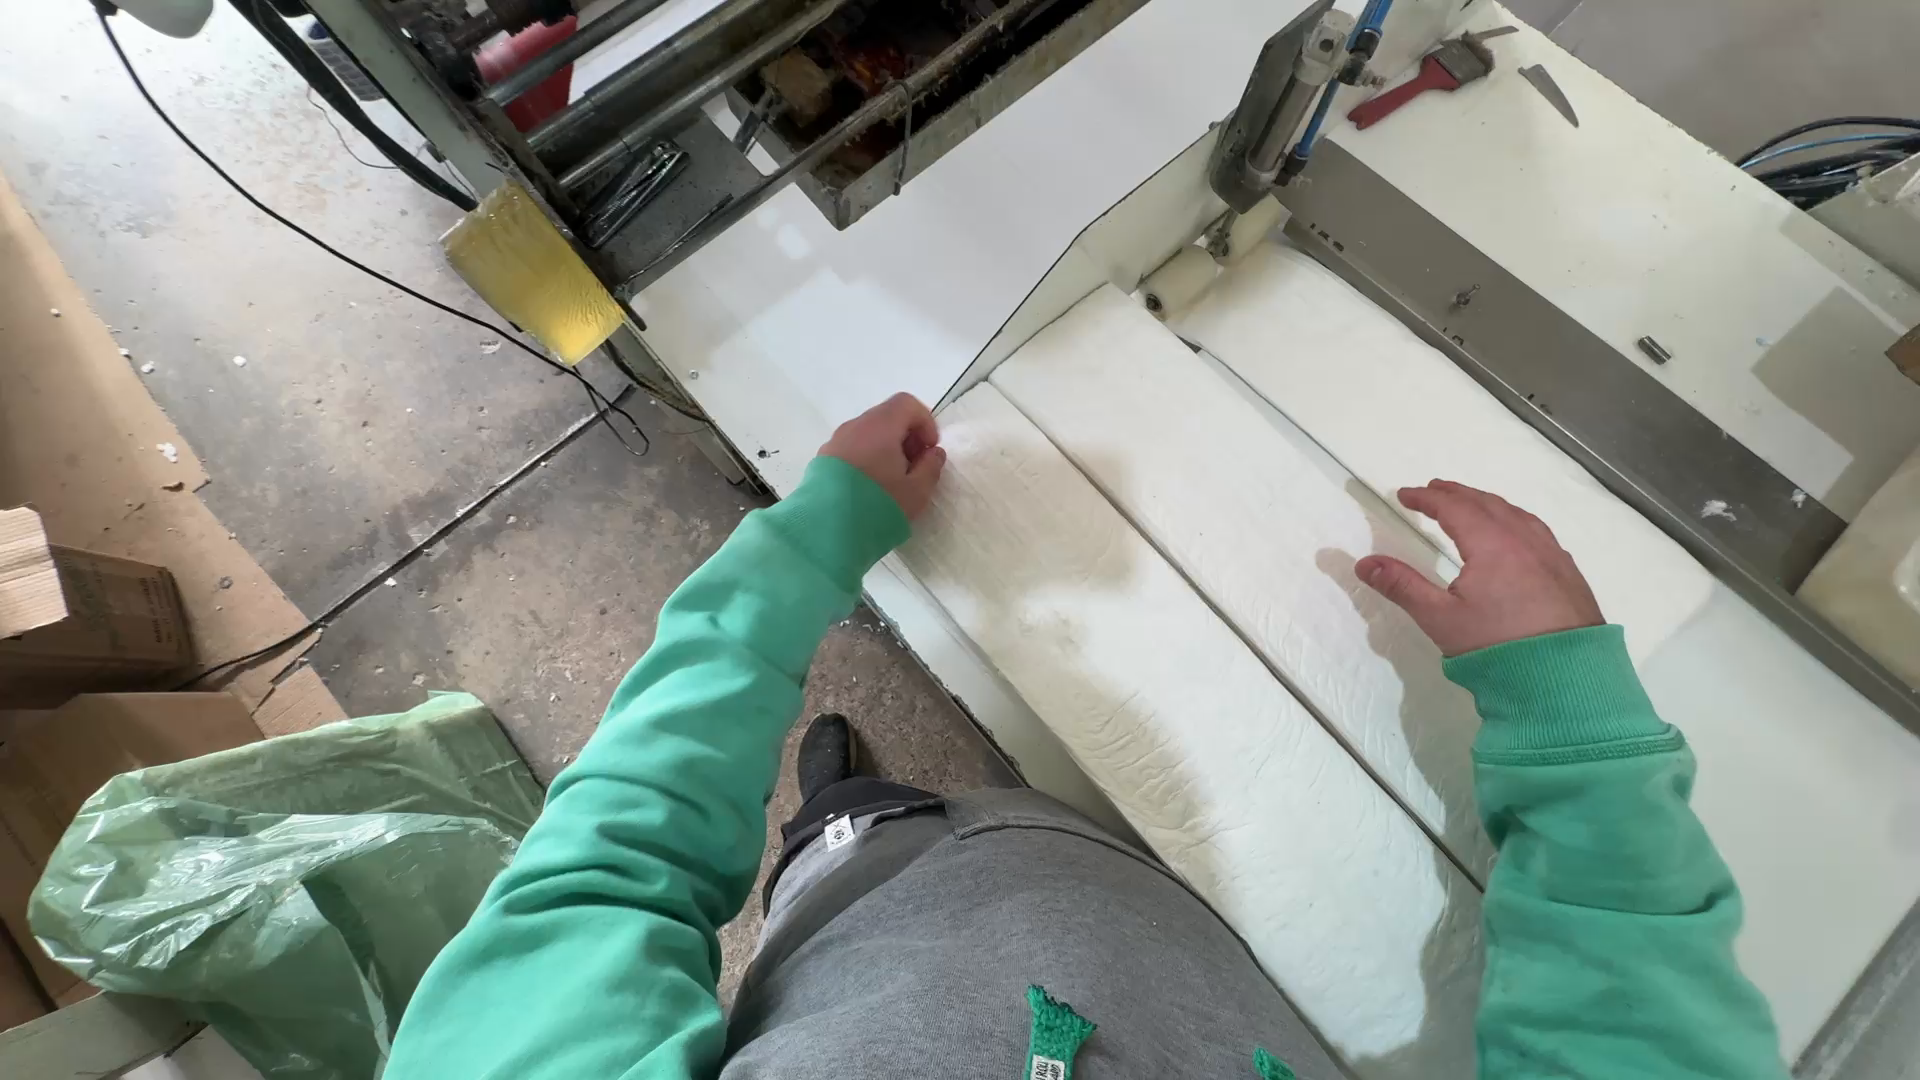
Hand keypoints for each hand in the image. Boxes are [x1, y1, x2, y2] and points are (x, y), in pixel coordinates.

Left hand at [819, 393, 946, 519]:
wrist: (826, 530)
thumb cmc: (878, 506)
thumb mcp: (916, 492)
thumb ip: (931, 467)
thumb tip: (933, 453)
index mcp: (880, 426)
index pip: (907, 404)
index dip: (925, 422)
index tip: (930, 450)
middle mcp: (855, 426)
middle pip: (887, 417)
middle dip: (906, 437)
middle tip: (914, 468)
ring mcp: (835, 442)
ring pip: (868, 434)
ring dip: (885, 449)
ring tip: (891, 482)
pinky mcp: (822, 460)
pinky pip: (851, 449)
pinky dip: (866, 459)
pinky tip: (868, 488)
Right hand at [1357, 480, 1603, 655]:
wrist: (1564, 678)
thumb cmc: (1494, 644)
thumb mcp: (1438, 617)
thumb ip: (1401, 585)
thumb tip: (1364, 563)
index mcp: (1493, 546)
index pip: (1455, 509)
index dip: (1427, 498)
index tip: (1404, 494)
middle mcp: (1525, 542)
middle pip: (1488, 504)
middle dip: (1457, 494)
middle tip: (1434, 489)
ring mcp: (1552, 557)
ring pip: (1517, 515)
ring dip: (1488, 503)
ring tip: (1471, 504)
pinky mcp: (1568, 574)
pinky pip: (1537, 531)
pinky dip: (1514, 519)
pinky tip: (1513, 533)